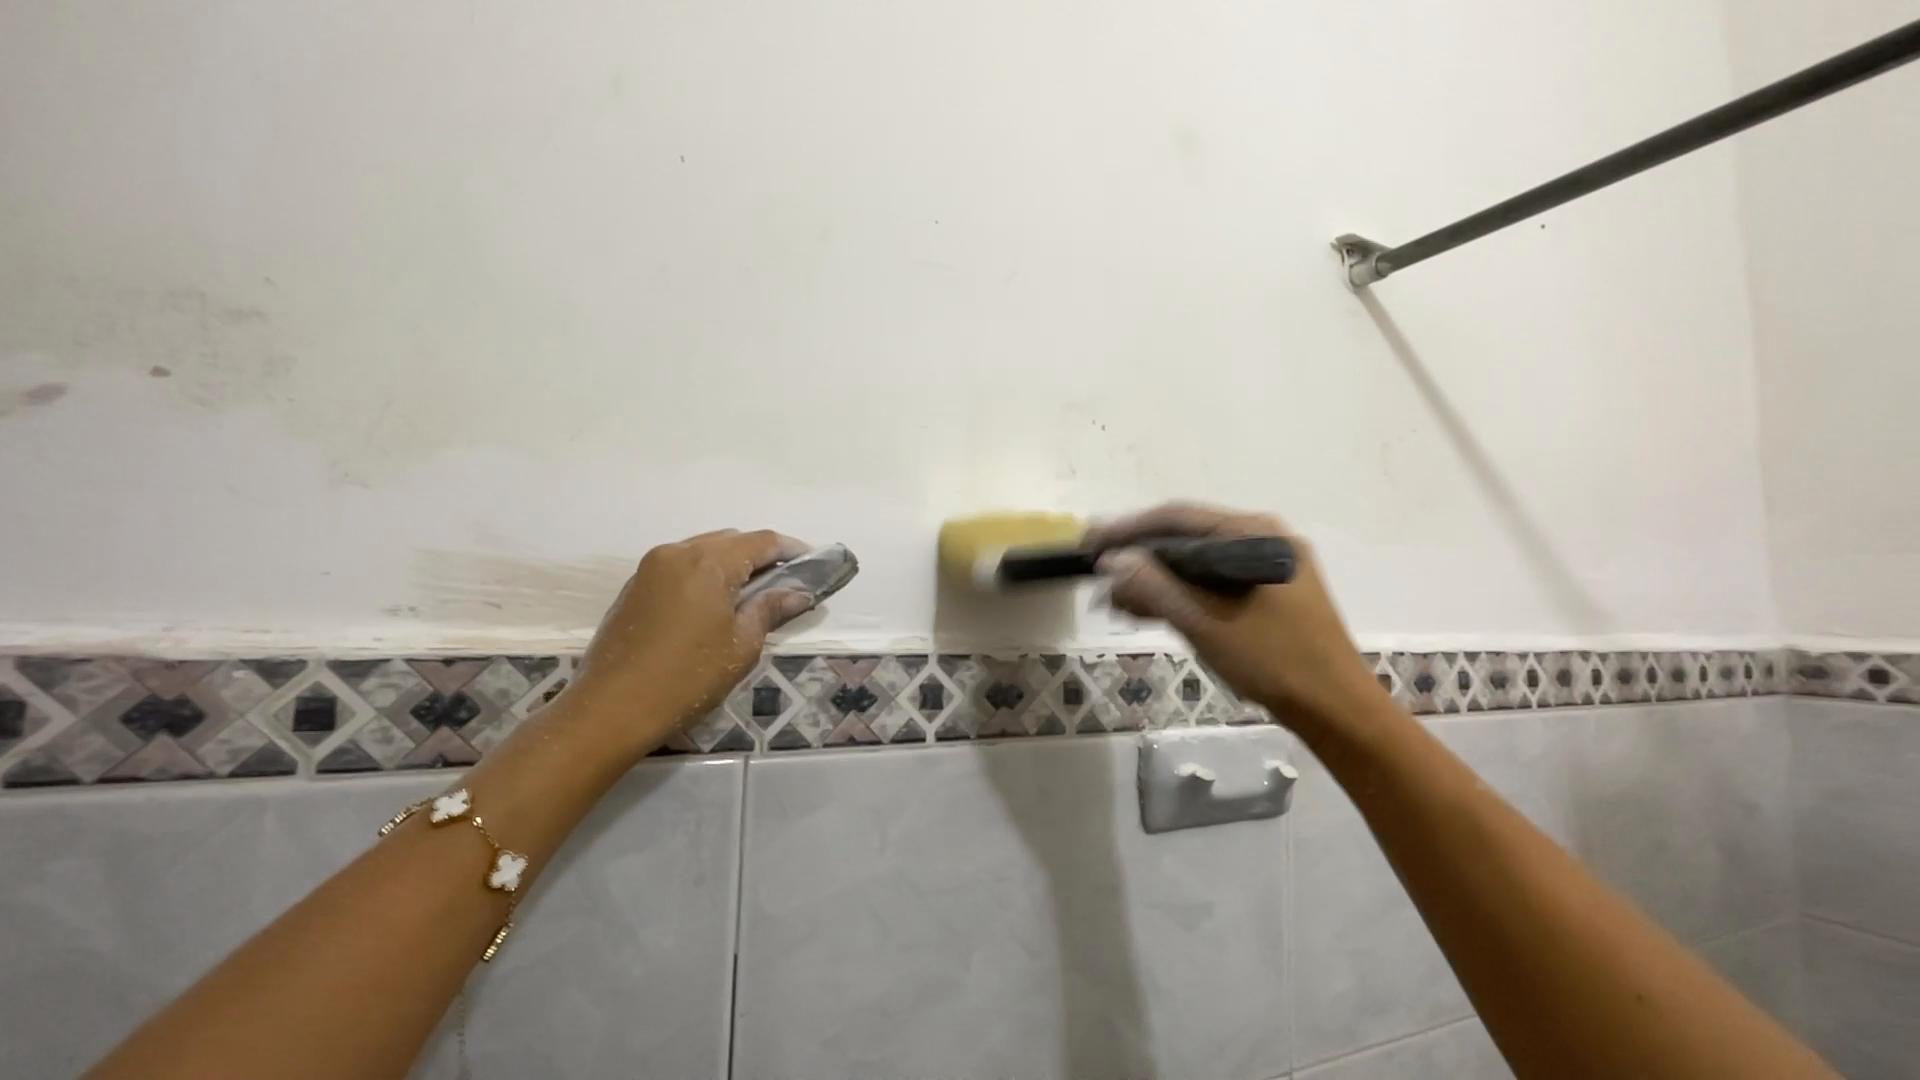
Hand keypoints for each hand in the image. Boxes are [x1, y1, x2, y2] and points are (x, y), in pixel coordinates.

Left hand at [568, 529, 816, 742]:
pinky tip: (714, 602)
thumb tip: (797, 593)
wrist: (612, 707)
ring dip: (731, 563)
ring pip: (703, 550)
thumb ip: (770, 610)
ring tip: (752, 593)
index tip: (814, 563)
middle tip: (786, 582)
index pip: (762, 541)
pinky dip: (704, 574)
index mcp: (709, 562)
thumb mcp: (741, 647)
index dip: (792, 549)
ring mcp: (651, 567)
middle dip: (761, 555)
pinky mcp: (635, 586)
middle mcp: (679, 552)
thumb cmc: (687, 678)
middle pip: (731, 540)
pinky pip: (680, 566)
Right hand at [1086, 502, 1385, 735]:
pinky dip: (1181, 595)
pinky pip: (1213, 583)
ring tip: (1116, 600)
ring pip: (1198, 563)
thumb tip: (1113, 562)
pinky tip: (1149, 610)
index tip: (1088, 544)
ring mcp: (1268, 567)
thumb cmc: (1274, 661)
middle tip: (1098, 575)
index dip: (1127, 529)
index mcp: (1254, 534)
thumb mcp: (1206, 623)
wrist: (1337, 710)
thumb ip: (1155, 587)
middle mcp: (1263, 540)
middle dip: (1139, 557)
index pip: (1177, 517)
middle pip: (1187, 537)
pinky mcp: (1268, 595)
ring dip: (1156, 579)